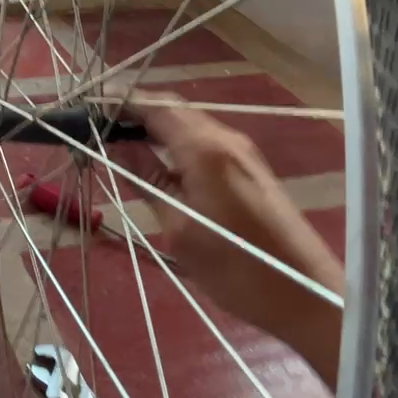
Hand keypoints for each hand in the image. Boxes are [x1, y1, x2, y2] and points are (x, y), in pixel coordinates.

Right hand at [121, 94, 344, 384]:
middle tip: (98, 125)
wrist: (309, 296)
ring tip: (119, 141)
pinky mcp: (250, 167)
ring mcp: (242, 151)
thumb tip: (117, 146)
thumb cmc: (237, 269)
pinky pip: (204, 139)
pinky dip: (174, 140)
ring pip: (189, 122)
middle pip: (173, 109)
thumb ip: (148, 181)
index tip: (88, 106)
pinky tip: (157, 160)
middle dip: (134, 110)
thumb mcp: (180, 229)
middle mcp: (226, 138)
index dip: (120, 101)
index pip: (155, 107)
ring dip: (154, 125)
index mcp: (205, 149)